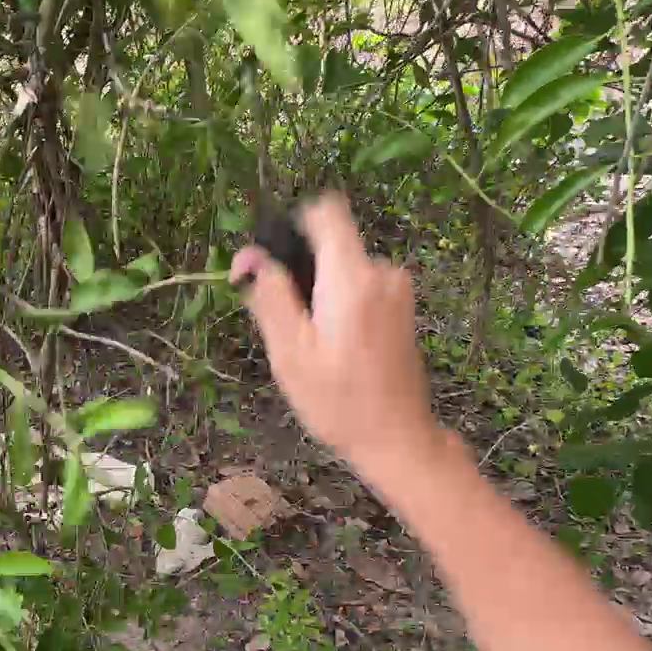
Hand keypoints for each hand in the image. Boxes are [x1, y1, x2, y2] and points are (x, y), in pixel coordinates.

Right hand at [230, 193, 444, 481]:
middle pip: (327, 247)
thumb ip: (270, 298)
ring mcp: (396, 289)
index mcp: (352, 278)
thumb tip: (251, 256)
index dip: (290, 229)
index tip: (268, 265)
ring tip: (307, 346)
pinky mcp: (400, 306)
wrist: (395, 436)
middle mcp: (381, 272)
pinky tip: (329, 349)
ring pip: (339, 271)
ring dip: (314, 297)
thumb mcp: (290, 354)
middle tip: (282, 328)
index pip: (325, 214)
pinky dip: (334, 307)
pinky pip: (356, 289)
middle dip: (296, 276)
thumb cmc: (336, 402)